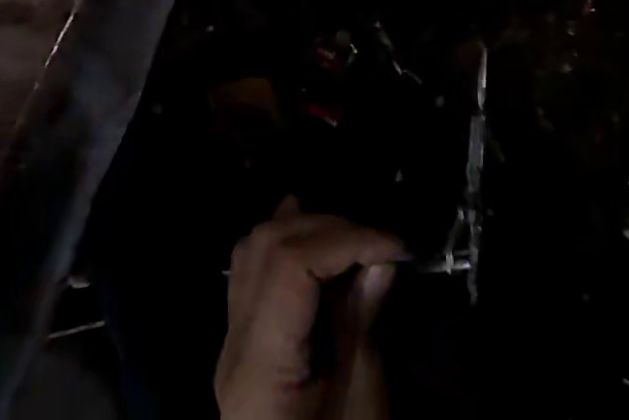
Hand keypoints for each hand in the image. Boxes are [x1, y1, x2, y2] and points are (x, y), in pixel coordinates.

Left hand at [216, 197, 405, 419]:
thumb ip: (362, 324)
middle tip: (380, 246)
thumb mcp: (359, 403)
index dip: (348, 239)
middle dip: (333, 228)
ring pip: (253, 250)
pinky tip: (307, 226)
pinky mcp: (242, 341)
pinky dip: (282, 238)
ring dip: (306, 227)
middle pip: (270, 246)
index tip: (397, 248)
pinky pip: (250, 270)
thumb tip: (381, 259)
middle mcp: (234, 344)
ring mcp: (231, 341)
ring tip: (351, 237)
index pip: (291, 265)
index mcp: (261, 365)